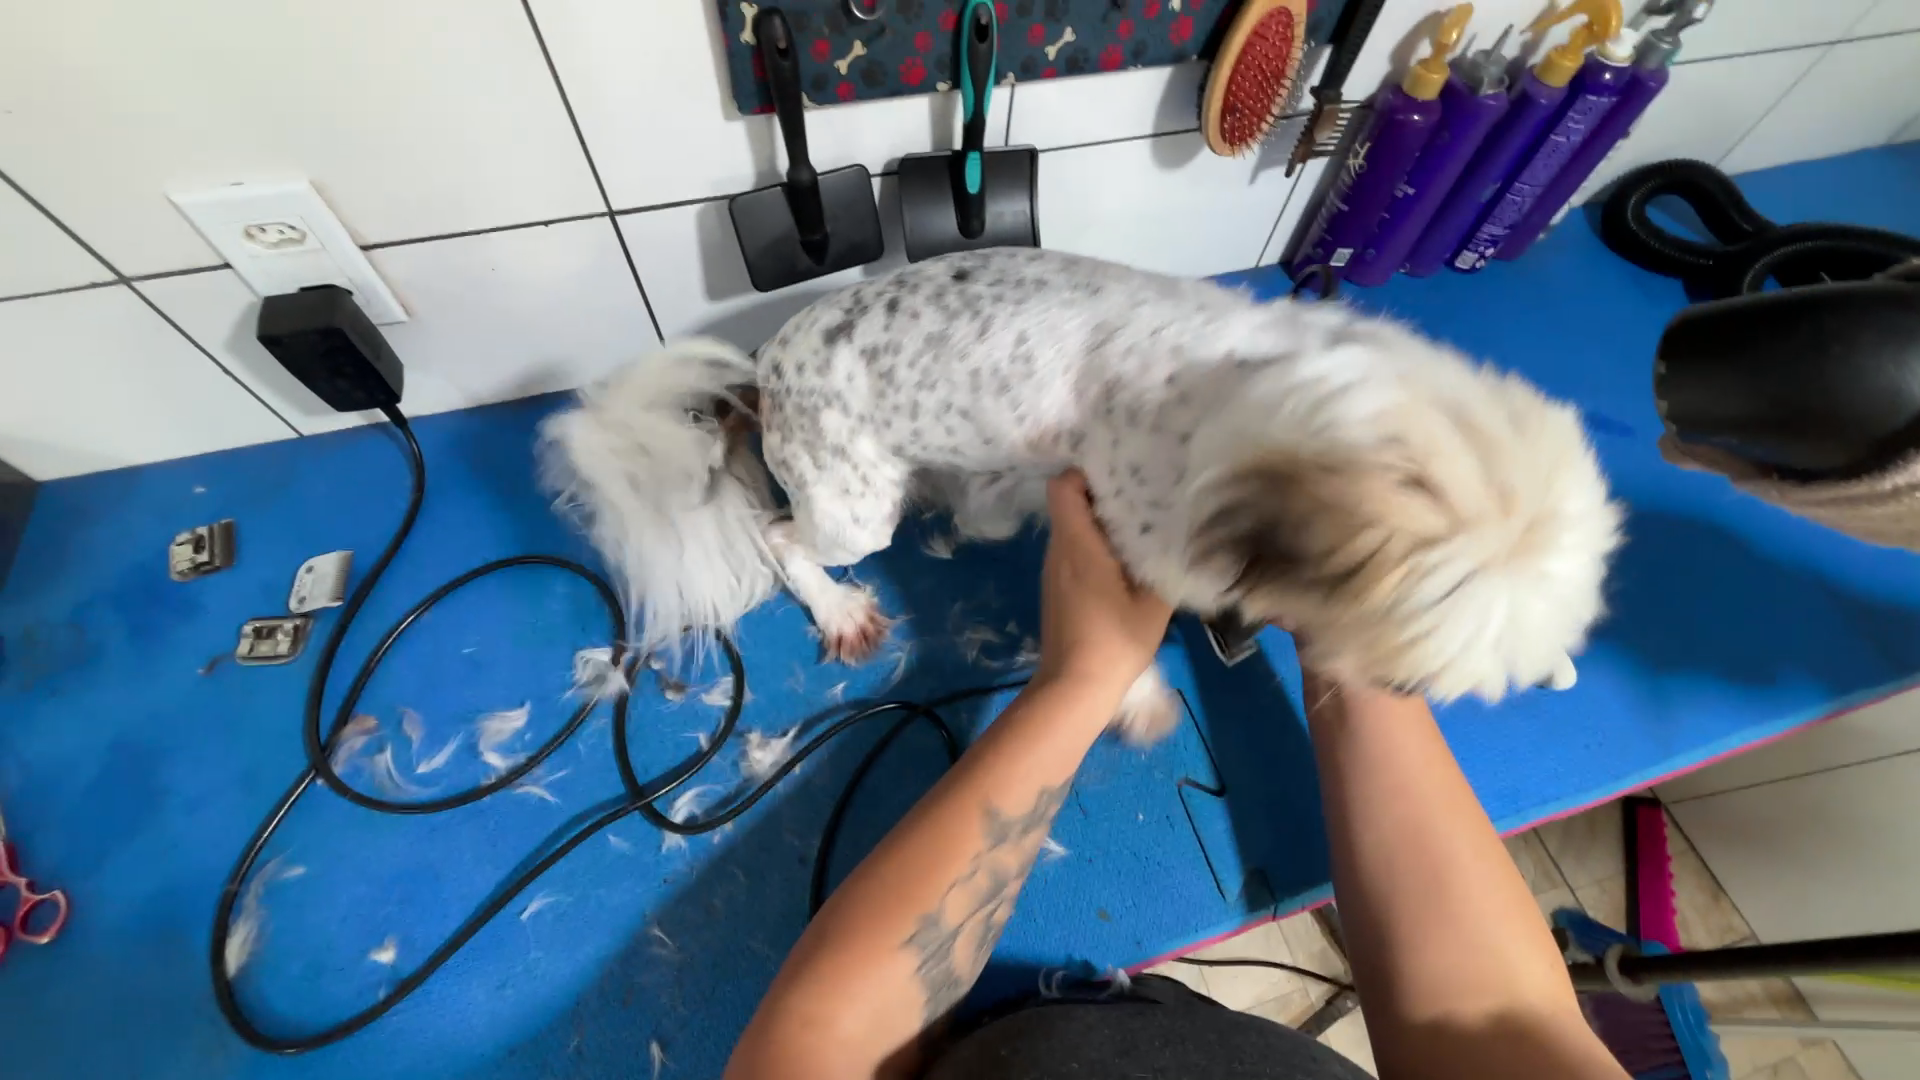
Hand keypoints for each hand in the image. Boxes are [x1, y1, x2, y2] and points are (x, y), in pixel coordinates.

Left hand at [1034, 471, 1172, 697]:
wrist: (1074, 687)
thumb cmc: (1114, 642)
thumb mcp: (1153, 604)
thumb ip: (1165, 564)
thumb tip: (1177, 534)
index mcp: (1076, 544)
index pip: (1062, 486)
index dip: (1086, 472)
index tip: (1122, 472)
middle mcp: (1058, 551)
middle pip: (1070, 504)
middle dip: (1102, 493)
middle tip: (1143, 493)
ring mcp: (1053, 571)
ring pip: (1072, 528)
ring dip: (1101, 522)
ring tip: (1141, 523)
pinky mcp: (1057, 589)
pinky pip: (1072, 551)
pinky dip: (1095, 545)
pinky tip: (1127, 559)